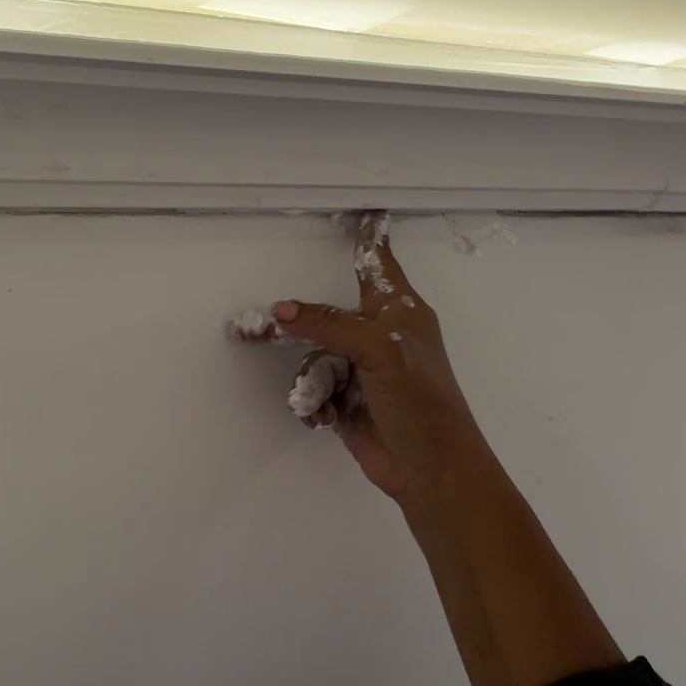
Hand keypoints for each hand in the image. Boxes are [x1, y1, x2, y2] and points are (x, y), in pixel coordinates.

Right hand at [274, 212, 475, 501]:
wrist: (431, 473)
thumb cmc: (421, 401)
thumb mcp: (379, 351)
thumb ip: (329, 324)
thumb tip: (281, 310)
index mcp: (399, 311)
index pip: (378, 263)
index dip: (368, 238)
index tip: (366, 212)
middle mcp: (378, 334)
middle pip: (325, 314)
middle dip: (296, 326)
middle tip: (253, 327)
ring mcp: (362, 369)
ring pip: (313, 355)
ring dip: (311, 380)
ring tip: (320, 400)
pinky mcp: (348, 400)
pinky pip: (313, 387)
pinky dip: (314, 402)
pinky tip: (324, 417)